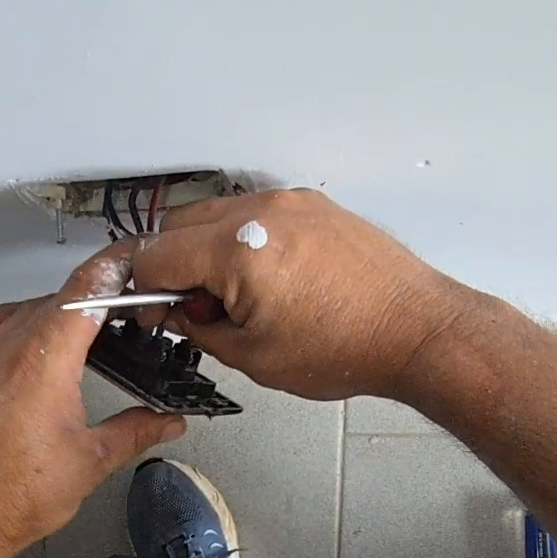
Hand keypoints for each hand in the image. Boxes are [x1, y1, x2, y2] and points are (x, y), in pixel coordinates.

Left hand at [0, 244, 186, 557]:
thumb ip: (136, 432)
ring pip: (26, 308)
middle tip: (129, 311)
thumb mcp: (91, 461)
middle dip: (97, 297)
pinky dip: (23, 322)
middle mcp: (7, 347)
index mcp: (43, 358)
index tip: (137, 257)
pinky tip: (35, 342)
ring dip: (59, 310)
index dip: (116, 266)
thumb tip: (168, 422)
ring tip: (88, 328)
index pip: (86, 290)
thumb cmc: (12, 496)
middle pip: (59, 297)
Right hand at [132, 188, 477, 401]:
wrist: (414, 331)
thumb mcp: (252, 356)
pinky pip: (254, 213)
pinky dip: (240, 240)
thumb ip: (198, 328)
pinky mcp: (312, 204)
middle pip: (177, 224)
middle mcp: (260, 212)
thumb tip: (173, 313)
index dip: (141, 289)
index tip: (148, 311)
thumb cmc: (347, 348)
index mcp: (237, 250)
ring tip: (232, 297)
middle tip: (187, 308)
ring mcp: (289, 201)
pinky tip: (261, 279)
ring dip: (203, 250)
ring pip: (215, 214)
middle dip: (170, 265)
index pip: (155, 254)